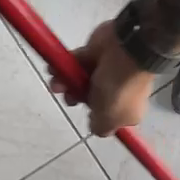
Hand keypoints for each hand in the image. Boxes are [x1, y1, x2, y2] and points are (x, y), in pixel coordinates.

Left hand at [52, 22, 156, 136]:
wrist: (124, 51)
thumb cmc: (118, 89)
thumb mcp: (110, 118)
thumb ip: (100, 128)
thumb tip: (97, 129)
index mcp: (126, 110)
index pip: (108, 118)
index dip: (95, 117)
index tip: (87, 115)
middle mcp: (116, 92)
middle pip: (89, 99)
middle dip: (74, 98)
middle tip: (68, 96)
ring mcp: (103, 72)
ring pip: (78, 81)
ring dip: (64, 84)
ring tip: (56, 83)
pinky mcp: (93, 55)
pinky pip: (75, 63)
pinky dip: (63, 66)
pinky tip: (53, 69)